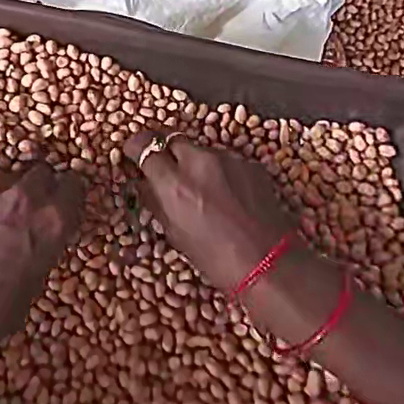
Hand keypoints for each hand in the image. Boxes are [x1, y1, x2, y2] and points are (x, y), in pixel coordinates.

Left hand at [0, 163, 85, 403]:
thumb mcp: (35, 282)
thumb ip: (42, 247)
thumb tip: (38, 237)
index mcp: (52, 222)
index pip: (72, 186)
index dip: (65, 192)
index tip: (60, 196)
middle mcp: (24, 198)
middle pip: (38, 173)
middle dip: (34, 187)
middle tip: (22, 210)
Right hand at [123, 132, 294, 291]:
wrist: (270, 264)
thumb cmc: (216, 258)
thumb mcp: (175, 234)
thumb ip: (155, 201)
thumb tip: (143, 183)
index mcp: (174, 184)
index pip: (144, 146)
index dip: (136, 147)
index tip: (133, 152)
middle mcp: (200, 163)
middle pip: (172, 140)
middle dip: (166, 152)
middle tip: (166, 172)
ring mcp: (229, 160)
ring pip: (201, 150)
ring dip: (194, 163)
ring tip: (201, 190)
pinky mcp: (250, 165)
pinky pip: (225, 160)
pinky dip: (219, 172)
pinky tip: (225, 195)